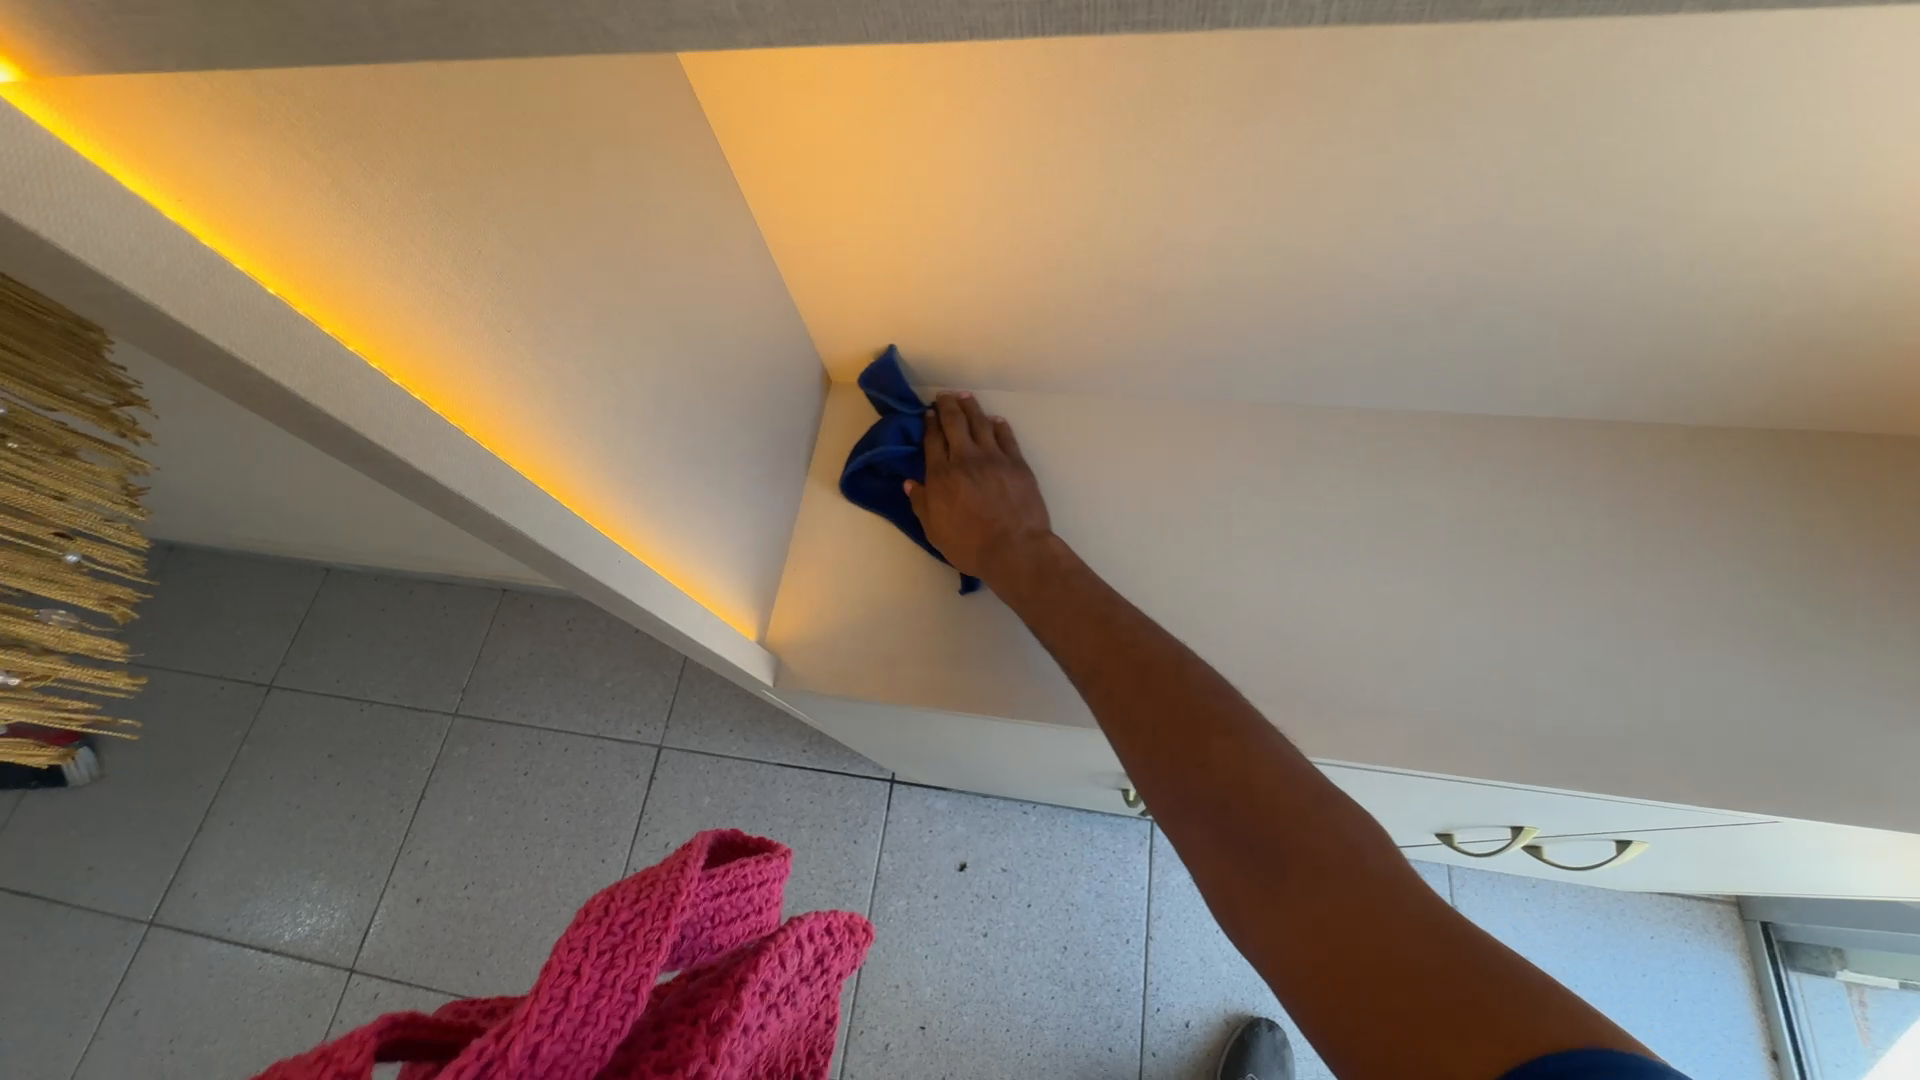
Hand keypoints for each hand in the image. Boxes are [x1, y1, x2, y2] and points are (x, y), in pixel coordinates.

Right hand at [906, 391, 1054, 584]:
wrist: (1014, 548)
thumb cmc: (969, 545)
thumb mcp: (934, 531)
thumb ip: (921, 503)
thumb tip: (910, 483)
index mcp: (942, 475)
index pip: (932, 441)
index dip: (929, 424)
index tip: (928, 414)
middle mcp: (965, 459)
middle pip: (954, 423)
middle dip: (947, 406)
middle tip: (944, 396)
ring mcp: (994, 458)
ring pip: (980, 423)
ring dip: (971, 407)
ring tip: (965, 397)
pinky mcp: (1017, 463)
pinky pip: (1005, 436)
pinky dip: (998, 425)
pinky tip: (994, 420)